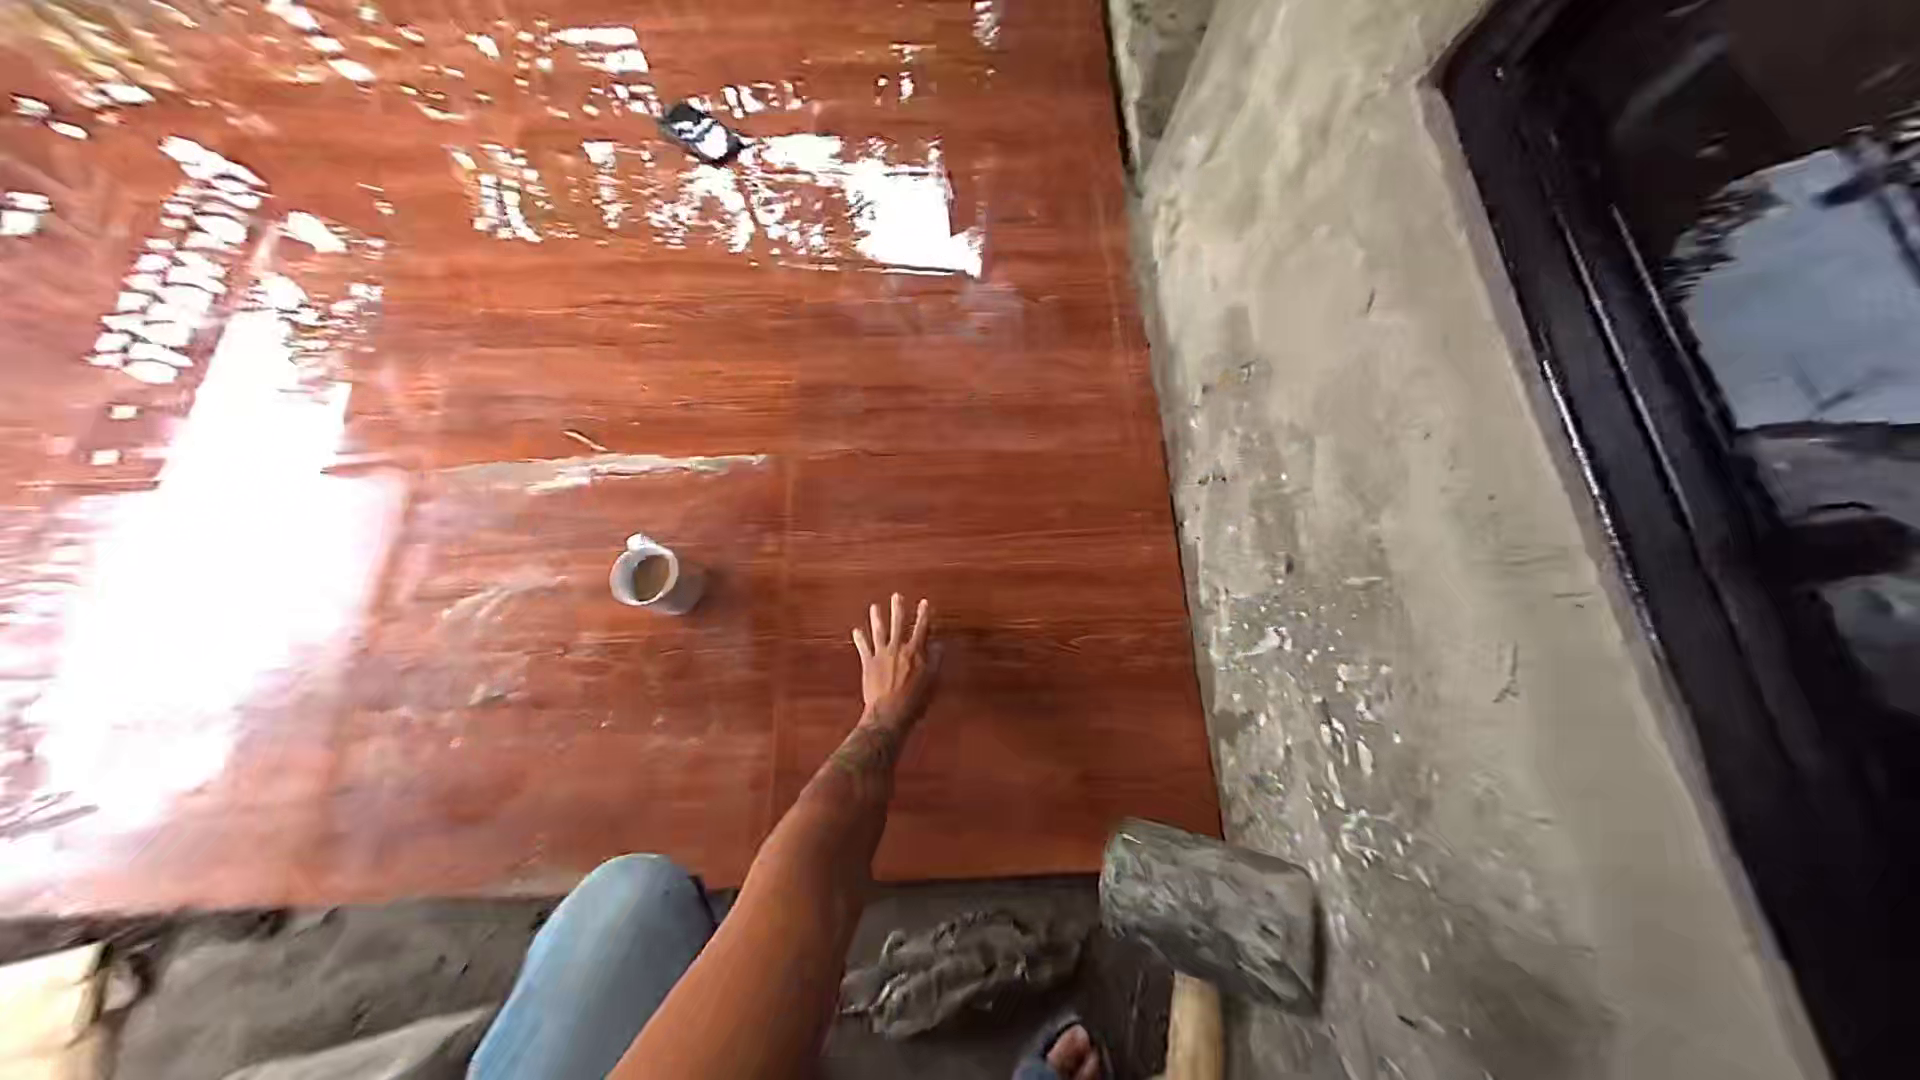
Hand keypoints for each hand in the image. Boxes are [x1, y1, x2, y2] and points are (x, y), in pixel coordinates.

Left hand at [851, 593, 937, 730]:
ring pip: (879, 631)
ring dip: (876, 618)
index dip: (924, 615)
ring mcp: (882, 655)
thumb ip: (935, 661)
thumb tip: (939, 645)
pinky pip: (863, 648)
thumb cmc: (914, 700)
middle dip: (898, 609)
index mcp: (915, 652)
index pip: (921, 628)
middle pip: (898, 624)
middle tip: (896, 596)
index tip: (924, 603)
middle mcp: (898, 649)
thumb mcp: (932, 680)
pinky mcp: (869, 664)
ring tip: (874, 607)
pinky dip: (860, 639)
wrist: (890, 713)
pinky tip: (856, 630)